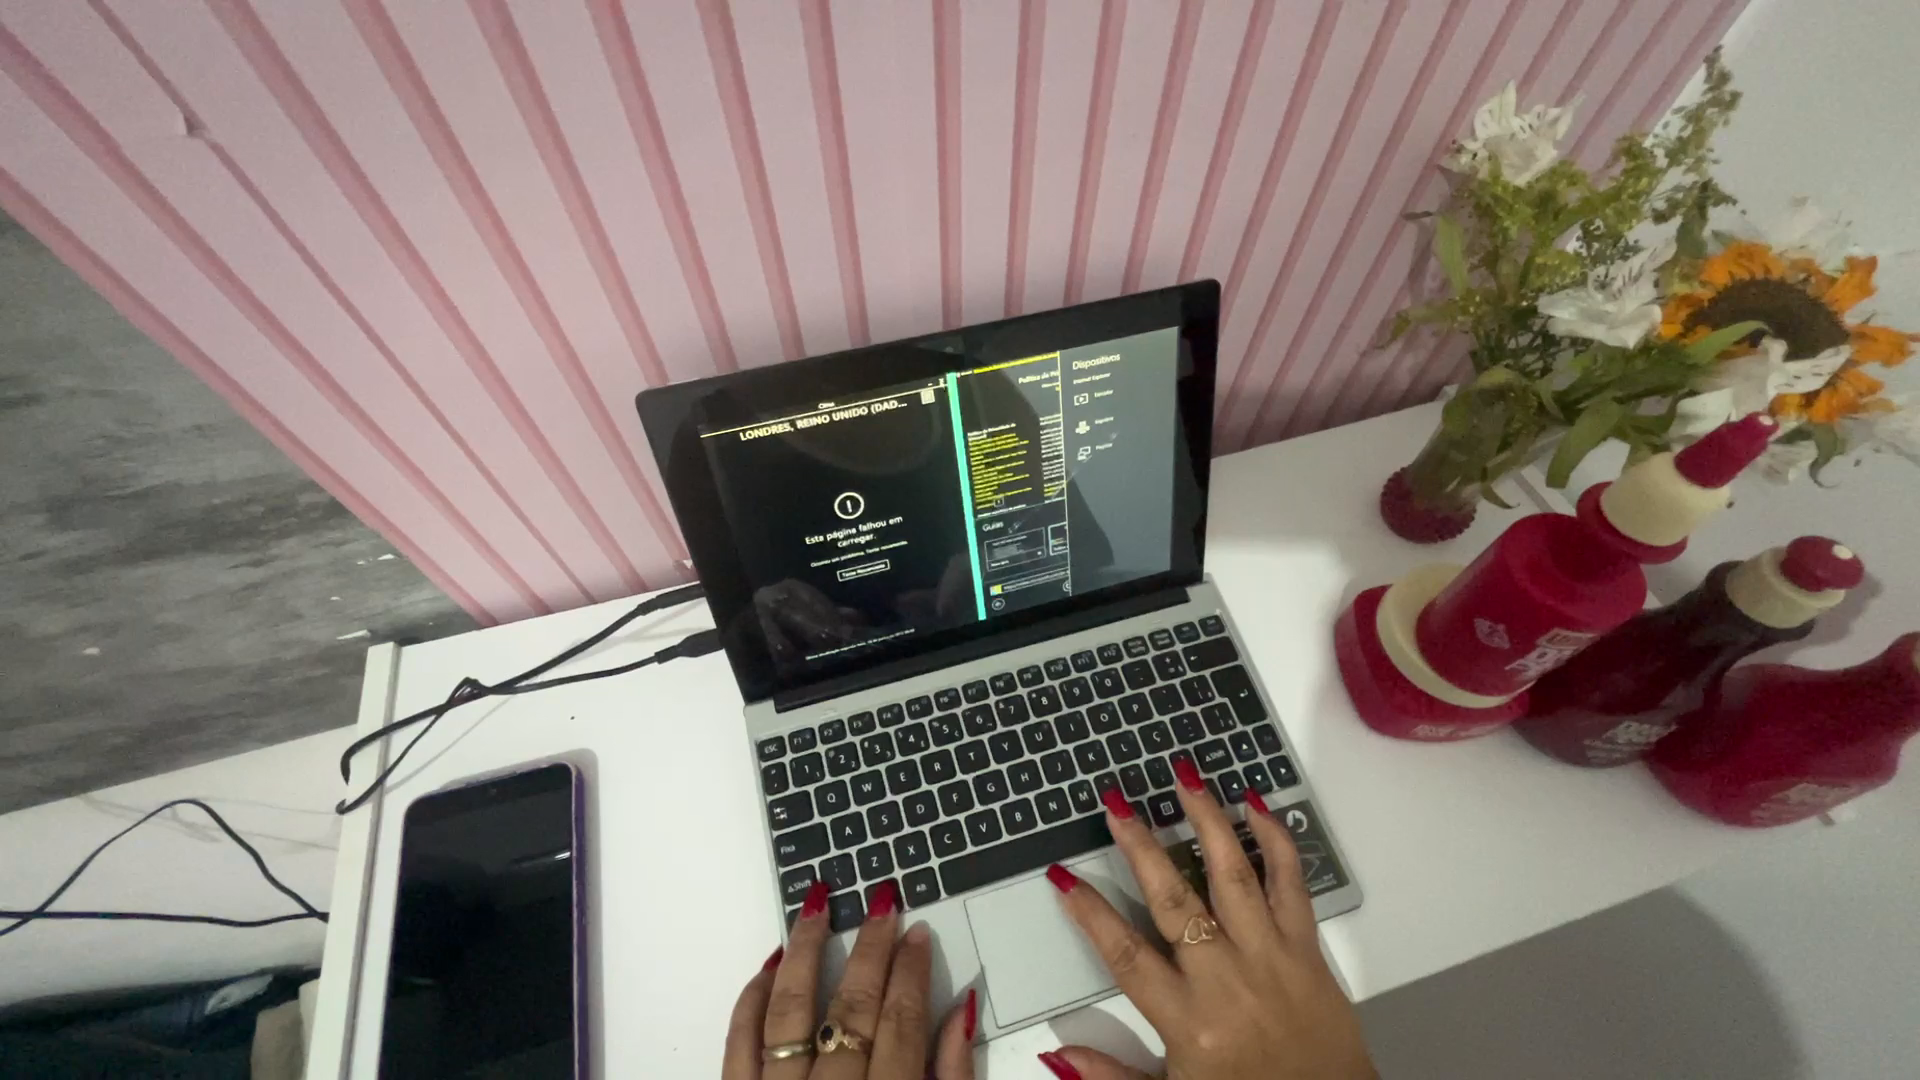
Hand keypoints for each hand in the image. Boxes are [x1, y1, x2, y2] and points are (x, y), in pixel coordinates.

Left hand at [723, 880, 976, 1079]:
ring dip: (806, 948)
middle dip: (871, 945)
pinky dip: (751, 999)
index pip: (901, 1021)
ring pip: (788, 1008)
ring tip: (819, 901)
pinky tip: (769, 963)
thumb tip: (962, 1011)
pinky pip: (737, 1044)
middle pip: (852, 1005)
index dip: (912, 969)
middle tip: (882, 898)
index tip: (918, 931)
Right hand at [1039, 767, 1376, 1079]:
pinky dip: (1276, 841)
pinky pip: (1291, 885)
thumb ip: (1111, 1078)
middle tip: (1116, 802)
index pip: (1125, 954)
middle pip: (1174, 900)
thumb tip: (1054, 1052)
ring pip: (1232, 876)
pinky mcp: (1307, 948)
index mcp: (1189, 1021)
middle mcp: (1226, 979)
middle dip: (1140, 846)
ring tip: (1184, 777)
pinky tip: (1256, 805)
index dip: (1090, 914)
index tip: (1061, 875)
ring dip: (1207, 820)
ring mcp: (1270, 956)